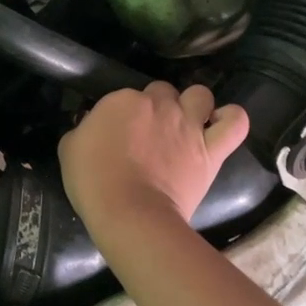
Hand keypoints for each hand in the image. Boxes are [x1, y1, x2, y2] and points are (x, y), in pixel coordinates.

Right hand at [59, 82, 249, 234]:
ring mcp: (188, 124)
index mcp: (122, 100)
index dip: (124, 115)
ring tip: (188, 123)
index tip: (119, 134)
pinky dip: (231, 119)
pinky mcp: (211, 150)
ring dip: (194, 105)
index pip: (126, 96)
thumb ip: (83, 129)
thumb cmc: (94, 182)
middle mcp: (159, 104)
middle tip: (151, 131)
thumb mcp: (70, 148)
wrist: (131, 215)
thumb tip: (91, 124)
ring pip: (199, 94)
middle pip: (162, 90)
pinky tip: (220, 125)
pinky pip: (235, 123)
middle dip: (158, 105)